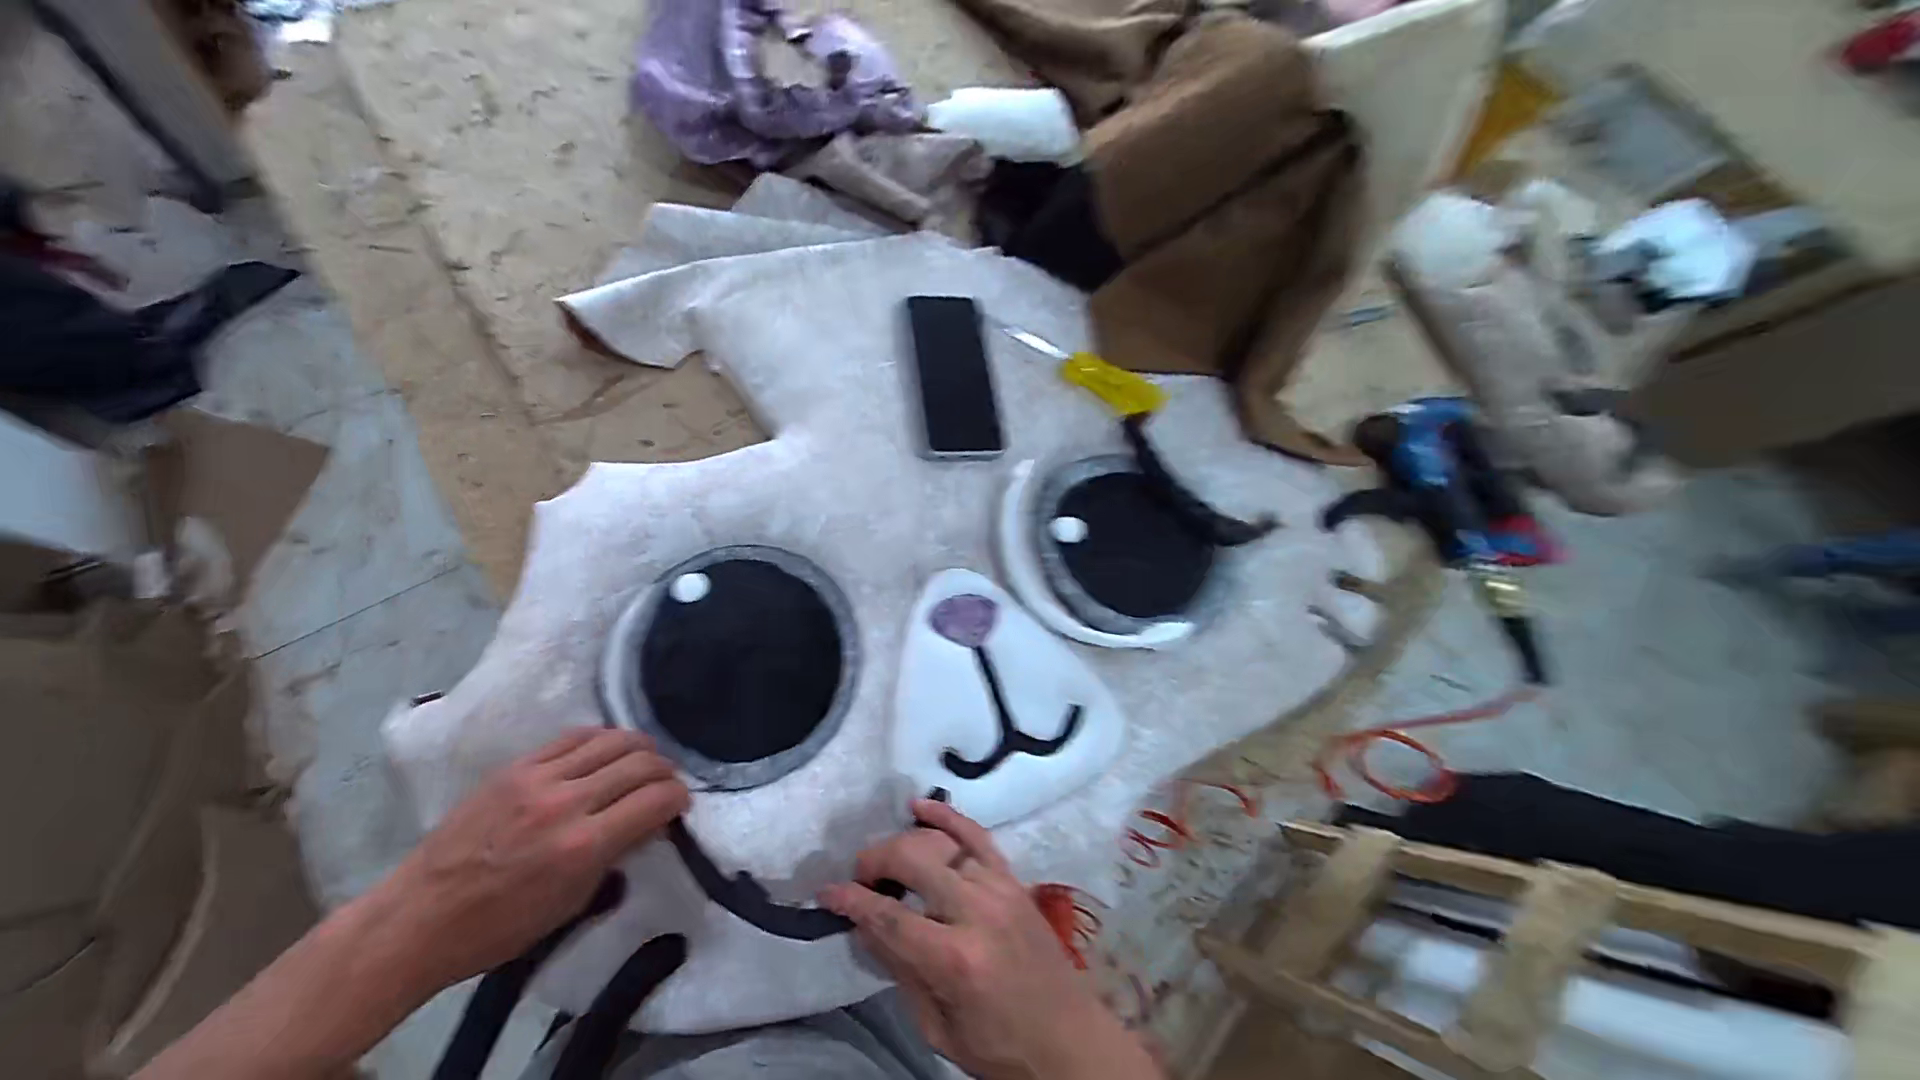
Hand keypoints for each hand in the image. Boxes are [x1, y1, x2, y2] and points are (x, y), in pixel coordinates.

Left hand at [367, 728, 688, 991]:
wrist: (417, 919)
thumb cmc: (498, 927)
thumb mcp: (572, 902)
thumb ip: (616, 854)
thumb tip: (648, 821)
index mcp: (583, 846)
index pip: (657, 799)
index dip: (680, 798)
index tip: (680, 805)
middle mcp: (567, 803)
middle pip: (642, 762)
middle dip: (666, 771)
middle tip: (665, 784)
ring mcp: (539, 778)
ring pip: (614, 739)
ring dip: (640, 748)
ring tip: (643, 761)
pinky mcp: (516, 766)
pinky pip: (575, 736)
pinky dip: (603, 739)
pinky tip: (607, 751)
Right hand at [819, 801, 1160, 1079]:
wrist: (1068, 1039)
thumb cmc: (998, 1045)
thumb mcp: (937, 1027)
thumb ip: (900, 970)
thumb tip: (865, 925)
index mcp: (956, 959)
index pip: (890, 917)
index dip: (852, 901)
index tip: (826, 893)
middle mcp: (978, 911)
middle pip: (913, 860)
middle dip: (875, 861)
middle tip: (860, 878)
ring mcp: (999, 887)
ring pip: (941, 842)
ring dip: (906, 842)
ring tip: (887, 859)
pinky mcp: (1013, 878)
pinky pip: (976, 834)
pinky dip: (947, 815)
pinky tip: (920, 806)